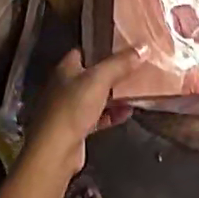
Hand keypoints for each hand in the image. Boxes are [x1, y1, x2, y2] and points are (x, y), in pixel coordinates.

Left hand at [21, 48, 143, 180]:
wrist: (56, 151)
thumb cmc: (74, 107)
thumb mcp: (100, 79)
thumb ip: (121, 63)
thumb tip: (142, 48)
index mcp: (66, 69)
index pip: (84, 51)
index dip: (102, 47)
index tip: (123, 46)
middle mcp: (64, 86)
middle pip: (92, 74)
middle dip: (113, 73)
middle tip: (134, 68)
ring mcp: (68, 109)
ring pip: (96, 96)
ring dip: (114, 95)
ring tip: (135, 91)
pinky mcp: (75, 128)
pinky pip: (97, 116)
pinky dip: (111, 114)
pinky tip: (127, 113)